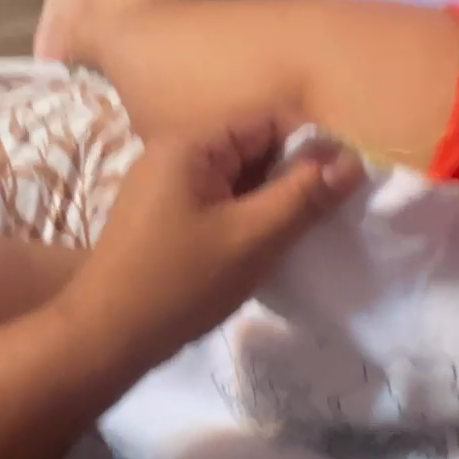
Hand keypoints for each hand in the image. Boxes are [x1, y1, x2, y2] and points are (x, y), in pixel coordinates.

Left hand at [55, 115, 364, 369]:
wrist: (106, 337)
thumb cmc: (181, 283)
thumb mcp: (252, 238)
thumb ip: (304, 196)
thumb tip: (352, 162)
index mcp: (192, 144)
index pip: (268, 121)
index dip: (313, 146)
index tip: (345, 184)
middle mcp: (175, 153)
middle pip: (253, 147)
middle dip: (294, 175)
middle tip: (328, 214)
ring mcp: (166, 186)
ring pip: (238, 179)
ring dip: (273, 200)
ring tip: (302, 233)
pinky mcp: (164, 217)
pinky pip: (219, 202)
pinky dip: (247, 217)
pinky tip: (265, 247)